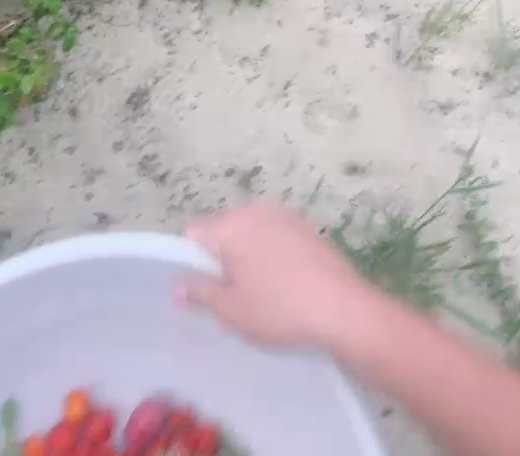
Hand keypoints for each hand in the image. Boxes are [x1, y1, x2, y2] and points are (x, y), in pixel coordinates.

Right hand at [178, 202, 385, 352]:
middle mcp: (255, 210)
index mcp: (231, 226)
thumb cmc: (279, 309)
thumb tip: (178, 285)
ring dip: (246, 254)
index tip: (205, 289)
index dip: (192, 263)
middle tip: (232, 295)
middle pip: (221, 230)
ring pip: (248, 232)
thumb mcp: (231, 309)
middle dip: (220, 258)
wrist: (342, 307)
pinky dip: (270, 251)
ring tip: (259, 291)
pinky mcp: (304, 224)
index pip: (193, 235)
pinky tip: (283, 281)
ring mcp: (283, 213)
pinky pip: (273, 233)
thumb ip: (200, 292)